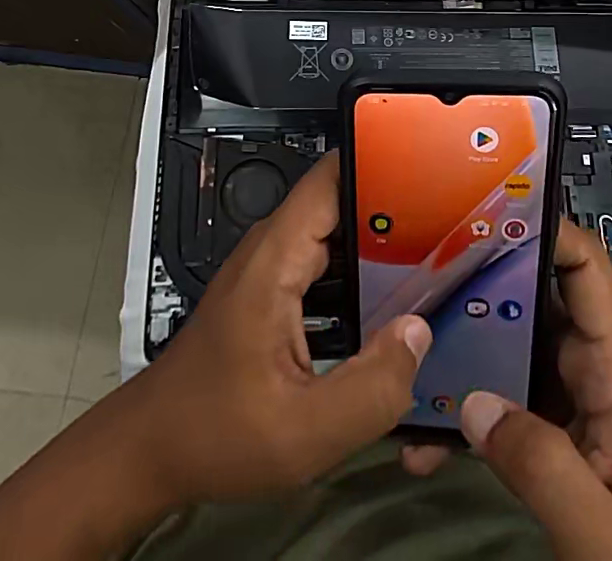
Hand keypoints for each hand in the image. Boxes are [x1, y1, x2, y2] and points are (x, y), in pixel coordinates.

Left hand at [0, 154, 429, 559]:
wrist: (152, 447)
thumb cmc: (216, 434)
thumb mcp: (305, 431)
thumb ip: (372, 389)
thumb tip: (420, 333)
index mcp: (275, 262)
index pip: (329, 181)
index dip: (380, 164)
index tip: (437, 172)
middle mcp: (272, 253)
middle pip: (341, 208)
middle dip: (397, 214)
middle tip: (458, 230)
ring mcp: (270, 273)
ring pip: (336, 242)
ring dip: (381, 251)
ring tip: (442, 264)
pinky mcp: (272, 296)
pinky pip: (325, 271)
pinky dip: (360, 281)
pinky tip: (397, 310)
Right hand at [443, 219, 611, 560]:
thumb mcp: (609, 533)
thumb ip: (546, 468)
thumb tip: (472, 403)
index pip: (590, 279)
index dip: (549, 231)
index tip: (489, 207)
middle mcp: (590, 381)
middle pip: (531, 304)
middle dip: (478, 280)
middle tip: (418, 265)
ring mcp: (565, 410)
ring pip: (504, 351)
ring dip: (455, 350)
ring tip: (405, 347)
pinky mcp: (544, 440)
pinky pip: (493, 404)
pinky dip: (455, 413)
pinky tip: (419, 436)